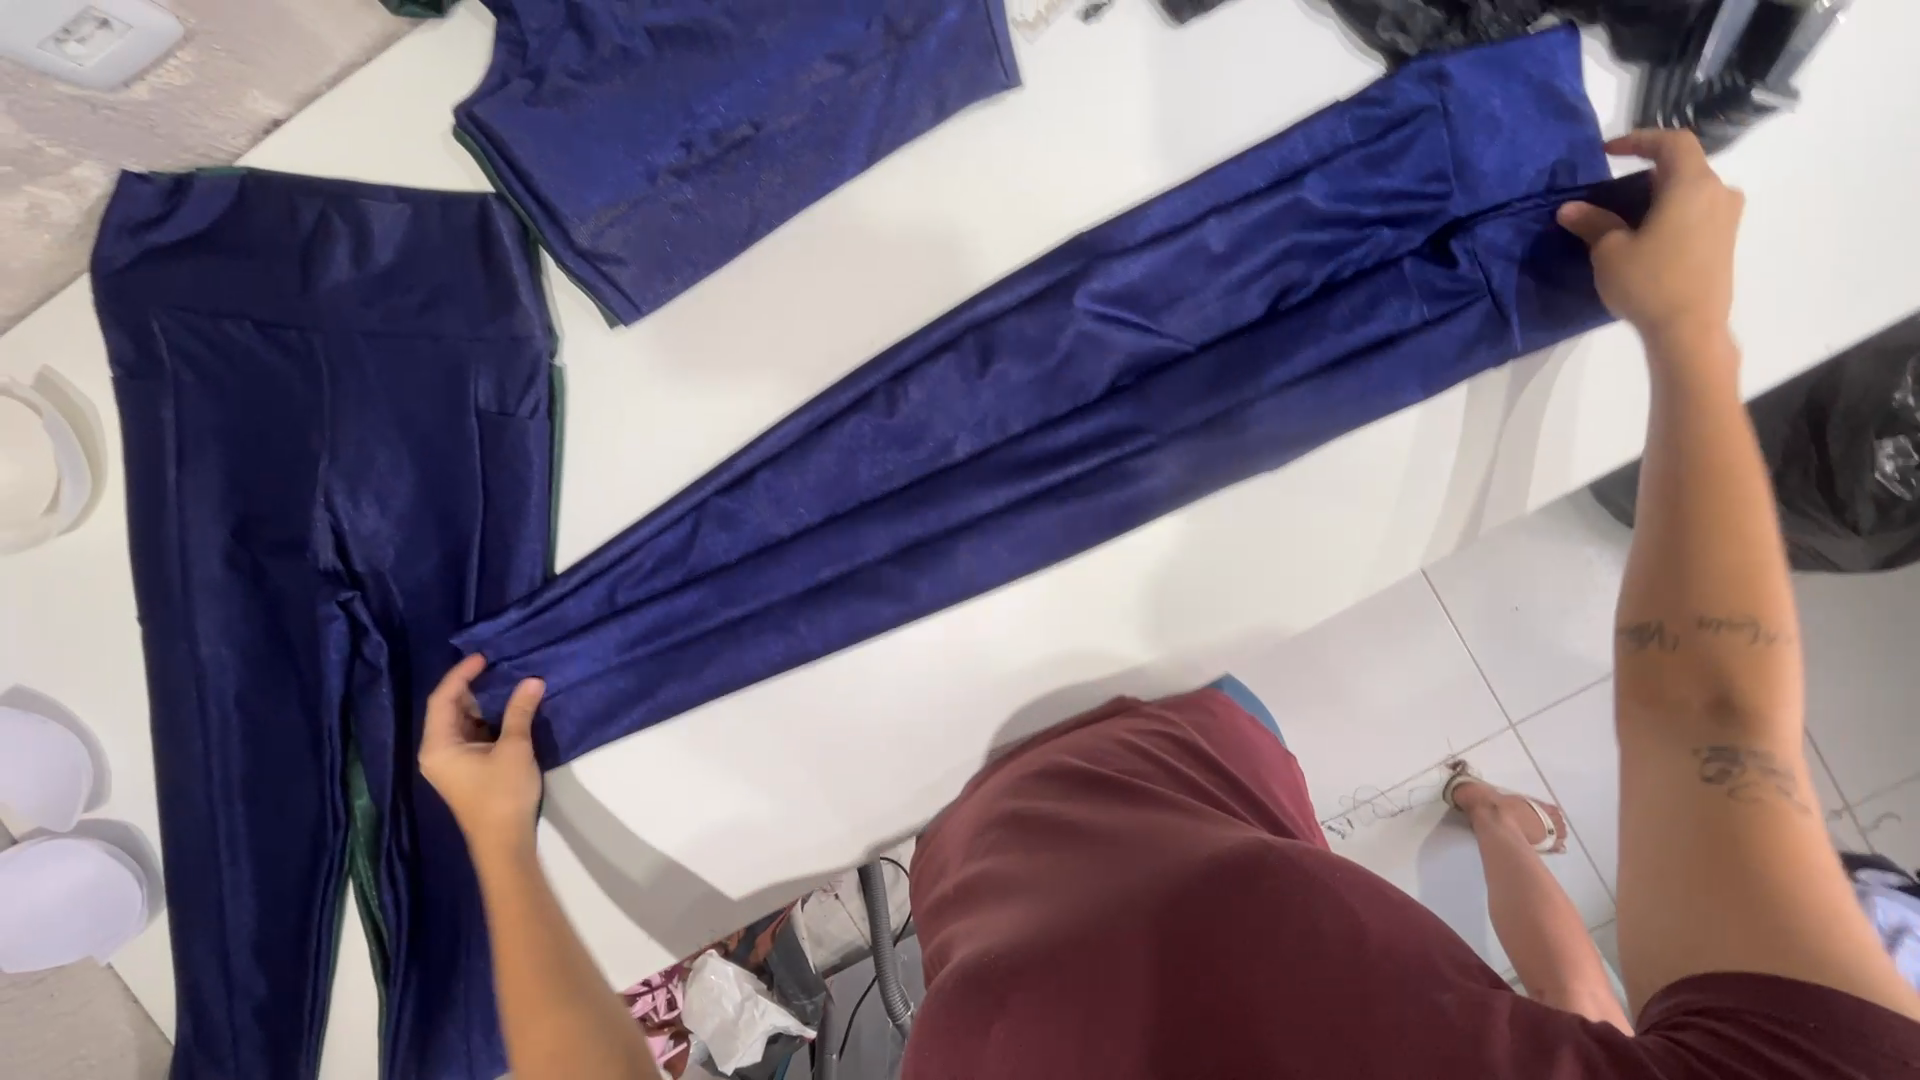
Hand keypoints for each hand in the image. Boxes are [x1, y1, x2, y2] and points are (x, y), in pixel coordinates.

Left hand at [420, 655, 544, 855]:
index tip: (484, 657)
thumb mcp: (514, 748)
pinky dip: (489, 719)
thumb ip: (520, 712)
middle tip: (499, 665)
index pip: (443, 699)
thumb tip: (532, 680)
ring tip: (507, 681)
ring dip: (484, 703)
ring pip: (463, 722)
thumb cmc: (502, 793)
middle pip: (450, 709)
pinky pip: (473, 734)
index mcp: (438, 745)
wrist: (503, 840)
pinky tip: (509, 709)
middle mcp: (437, 751)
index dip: (461, 675)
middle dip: (473, 687)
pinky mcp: (467, 769)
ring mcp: (452, 762)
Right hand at [1557, 129, 1743, 360]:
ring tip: (1621, 219)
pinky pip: (1693, 212)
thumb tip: (1570, 208)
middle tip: (1608, 193)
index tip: (1608, 150)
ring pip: (1687, 192)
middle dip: (1643, 174)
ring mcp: (1725, 216)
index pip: (1672, 143)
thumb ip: (1593, 223)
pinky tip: (1642, 237)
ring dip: (1654, 197)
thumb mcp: (1610, 251)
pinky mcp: (1722, 239)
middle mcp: (1718, 192)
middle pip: (1681, 168)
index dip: (1639, 140)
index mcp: (1693, 185)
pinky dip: (1667, 214)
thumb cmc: (1649, 282)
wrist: (1689, 326)